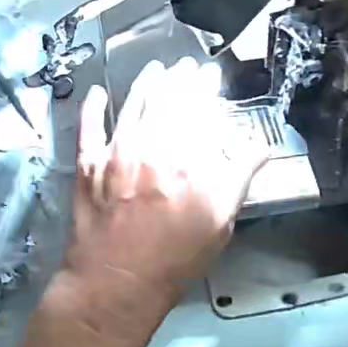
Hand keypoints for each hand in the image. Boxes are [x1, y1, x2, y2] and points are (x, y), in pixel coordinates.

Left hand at [48, 58, 267, 346]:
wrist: (116, 282)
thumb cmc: (174, 259)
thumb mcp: (220, 223)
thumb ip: (238, 180)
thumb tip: (261, 150)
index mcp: (187, 161)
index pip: (198, 112)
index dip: (204, 88)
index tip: (209, 74)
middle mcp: (151, 149)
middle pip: (166, 102)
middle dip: (178, 79)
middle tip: (184, 64)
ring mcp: (115, 154)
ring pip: (131, 107)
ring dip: (144, 84)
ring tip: (154, 69)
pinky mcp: (87, 165)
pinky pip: (89, 128)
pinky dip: (93, 107)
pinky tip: (98, 92)